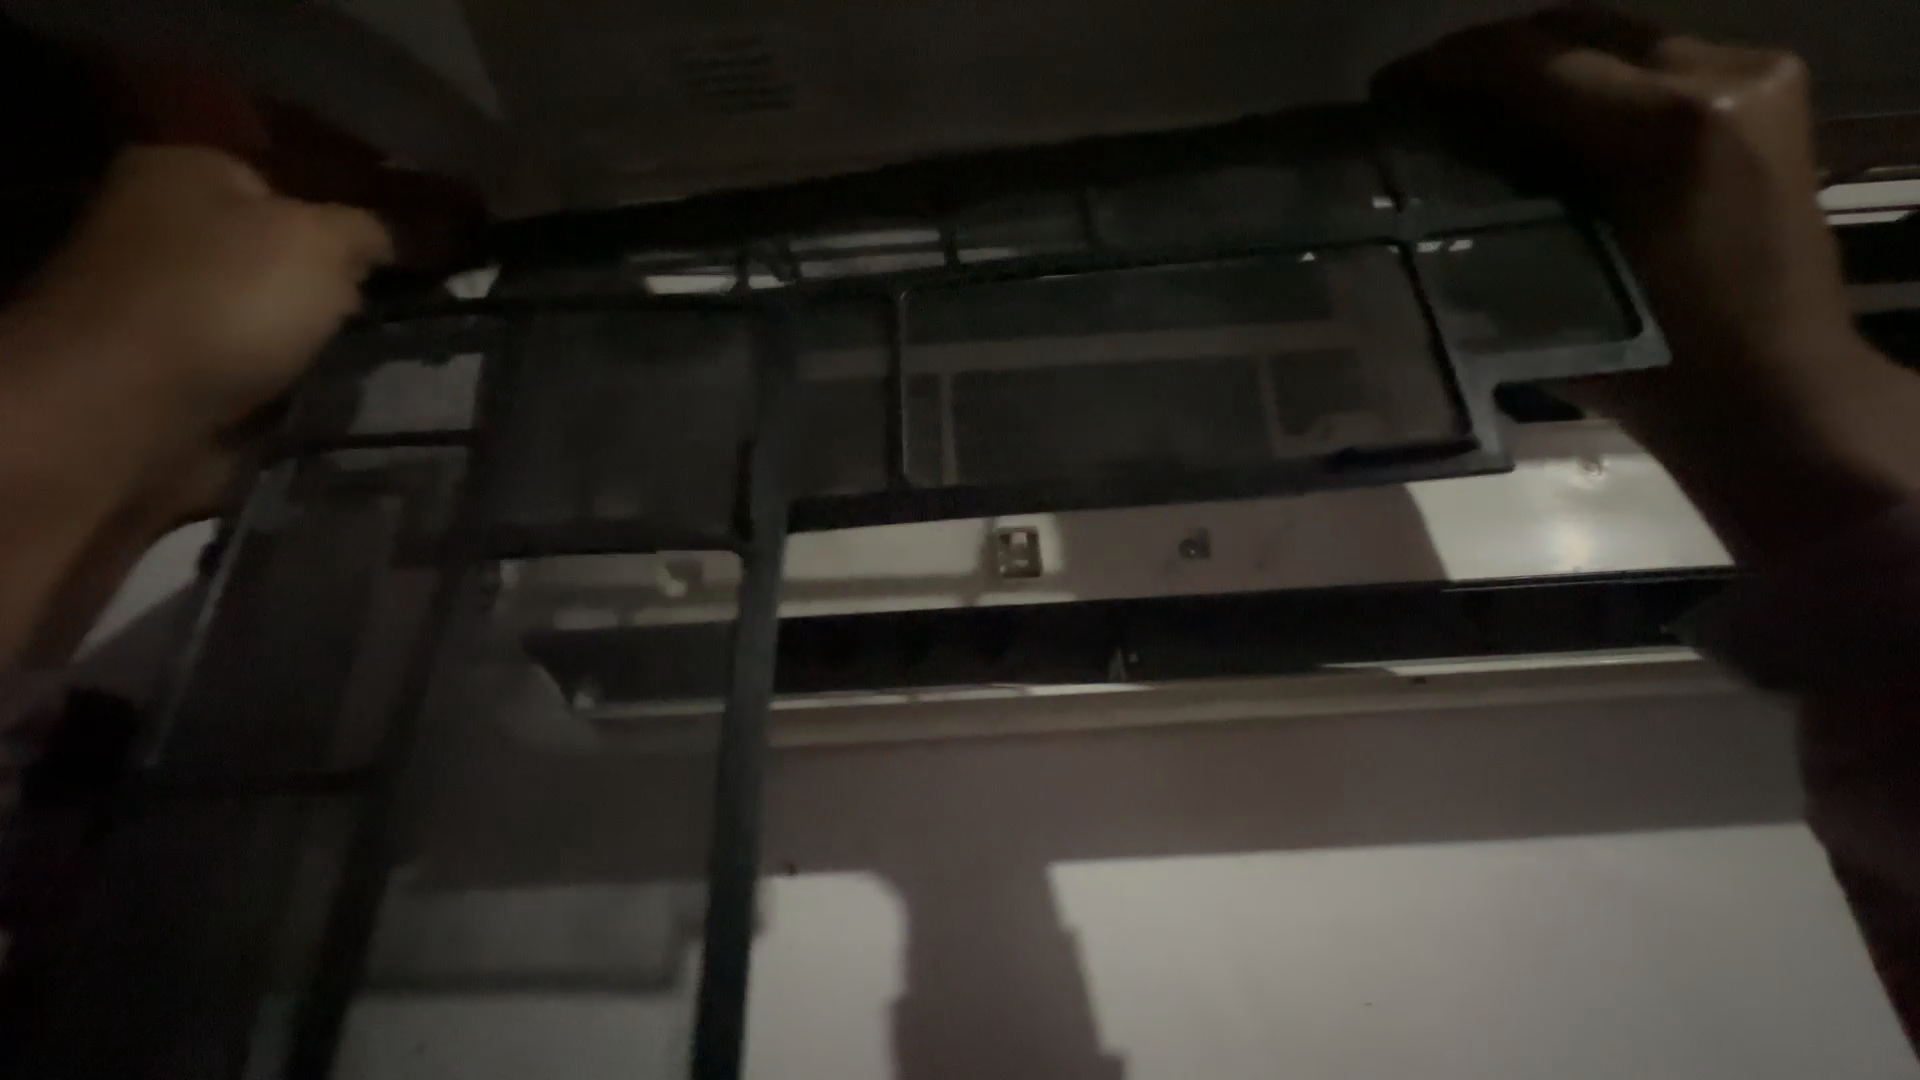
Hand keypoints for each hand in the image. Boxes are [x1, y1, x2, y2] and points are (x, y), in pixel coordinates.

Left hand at [7, 144, 391, 445]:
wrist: (135, 407)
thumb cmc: (228, 299)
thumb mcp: (322, 240)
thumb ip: (372, 231)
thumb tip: (404, 238)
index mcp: (188, 173)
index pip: (295, 187)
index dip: (359, 223)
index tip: (414, 262)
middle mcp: (171, 228)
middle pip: (292, 254)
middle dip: (349, 287)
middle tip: (408, 311)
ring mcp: (176, 301)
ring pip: (289, 314)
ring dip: (334, 338)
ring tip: (391, 353)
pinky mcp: (189, 366)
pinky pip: (275, 363)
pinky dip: (309, 376)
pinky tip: (345, 385)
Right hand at [1379, 6, 1919, 565]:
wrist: (1767, 383)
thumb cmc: (1643, 358)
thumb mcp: (1546, 285)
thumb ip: (1499, 208)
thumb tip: (1432, 170)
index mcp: (1666, 128)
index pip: (1535, 62)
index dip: (1450, 66)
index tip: (1387, 89)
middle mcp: (1722, 77)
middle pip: (1577, 28)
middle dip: (1485, 51)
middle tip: (1418, 89)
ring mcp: (1754, 78)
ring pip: (1615, 36)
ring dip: (1531, 61)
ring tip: (1464, 101)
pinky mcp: (1763, 97)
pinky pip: (1650, 62)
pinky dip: (1580, 78)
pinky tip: (1536, 118)